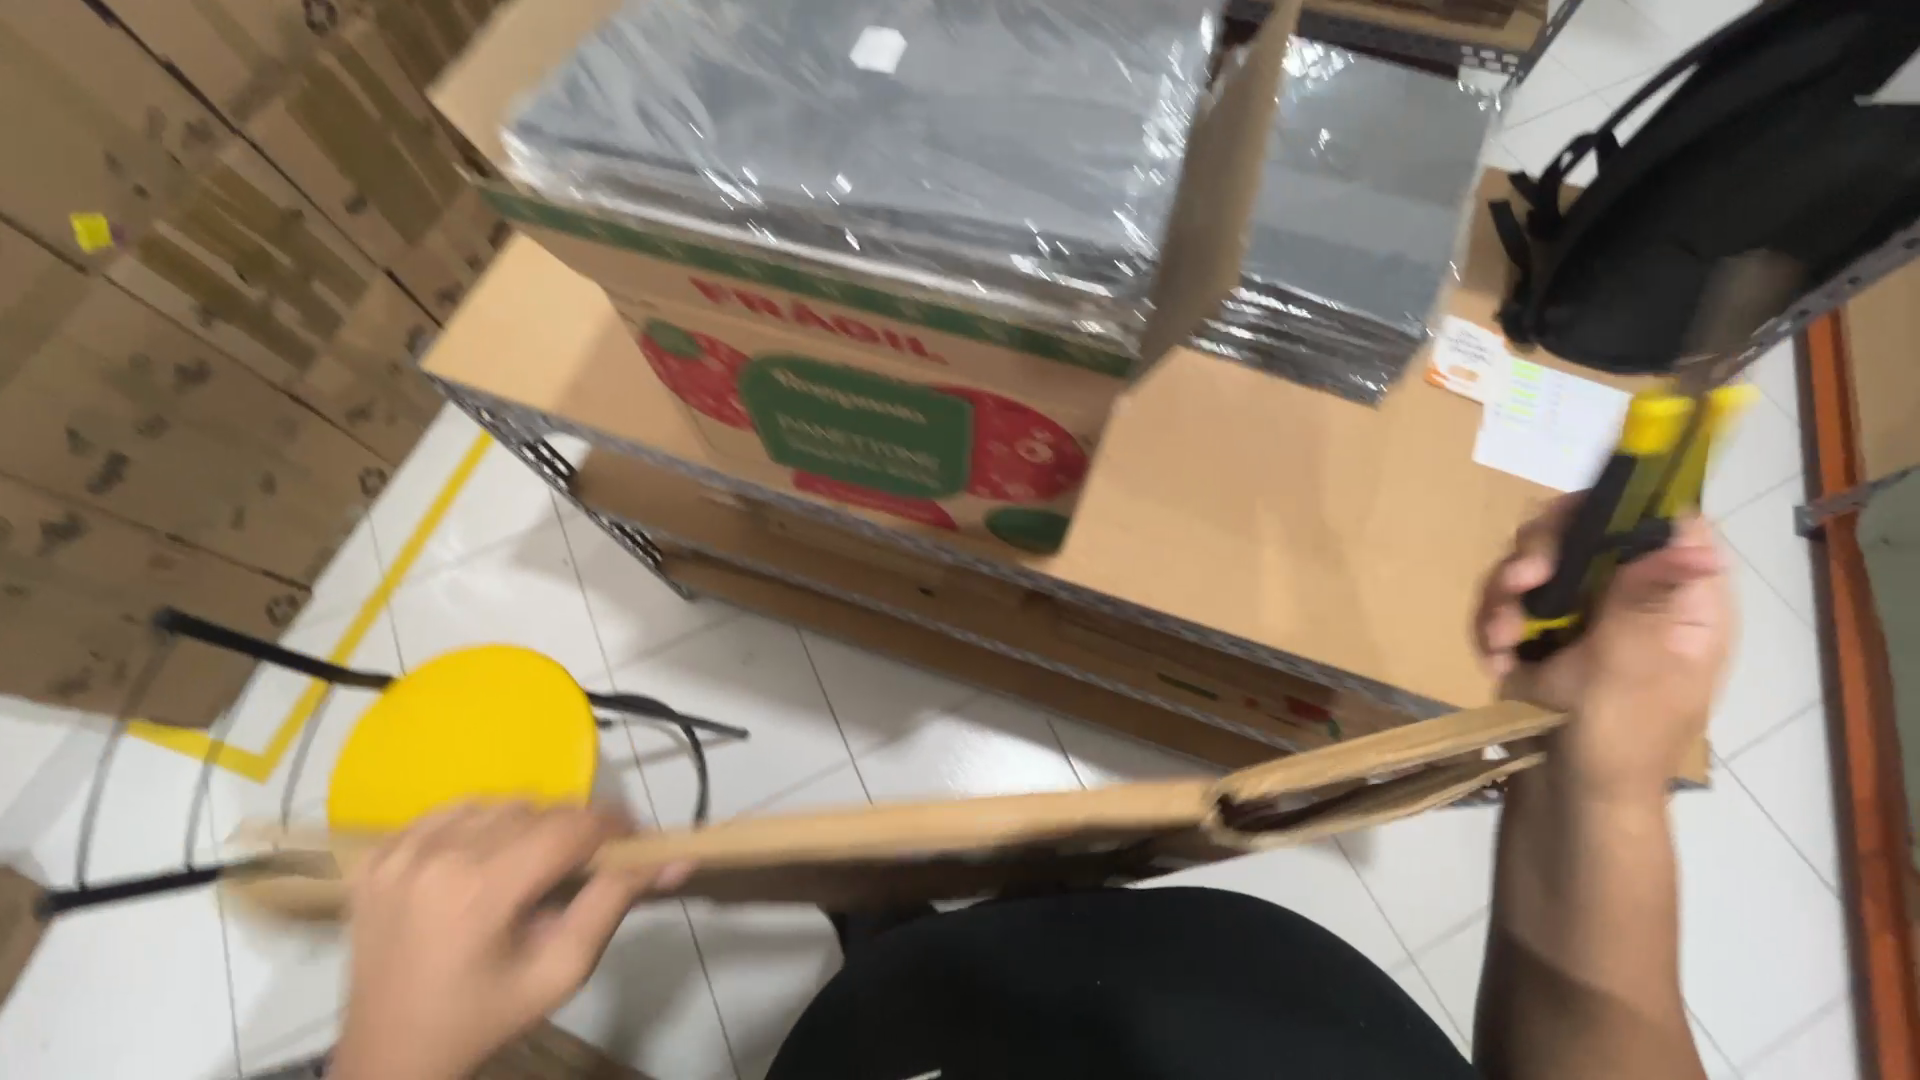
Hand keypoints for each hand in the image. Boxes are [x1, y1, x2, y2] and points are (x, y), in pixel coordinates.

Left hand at [332, 803, 692, 1079]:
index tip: (632, 842)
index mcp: (481, 890)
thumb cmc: (487, 1016)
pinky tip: (488, 857)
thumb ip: (617, 901)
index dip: (614, 826)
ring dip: (531, 824)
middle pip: (540, 811)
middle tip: (587, 865)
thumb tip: (676, 858)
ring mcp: (400, 852)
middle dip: (575, 830)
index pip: (572, 825)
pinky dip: (483, 823)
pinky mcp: (378, 855)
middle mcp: (438, 856)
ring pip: (500, 805)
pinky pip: (454, 810)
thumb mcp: (563, 969)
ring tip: (535, 866)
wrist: (391, 1056)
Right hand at [1475, 495, 1733, 801]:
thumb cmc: (1614, 734)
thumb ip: (1646, 598)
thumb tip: (1695, 539)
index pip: (1663, 526)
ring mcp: (1581, 613)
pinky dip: (1490, 625)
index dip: (1617, 510)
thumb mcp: (1632, 666)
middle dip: (1537, 557)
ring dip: (1503, 599)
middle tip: (1519, 585)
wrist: (1565, 788)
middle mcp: (1631, 597)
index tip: (1568, 522)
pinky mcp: (1538, 630)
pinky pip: (1503, 600)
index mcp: (1679, 603)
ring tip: (1499, 641)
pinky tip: (1494, 657)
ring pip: (1531, 565)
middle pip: (1581, 534)